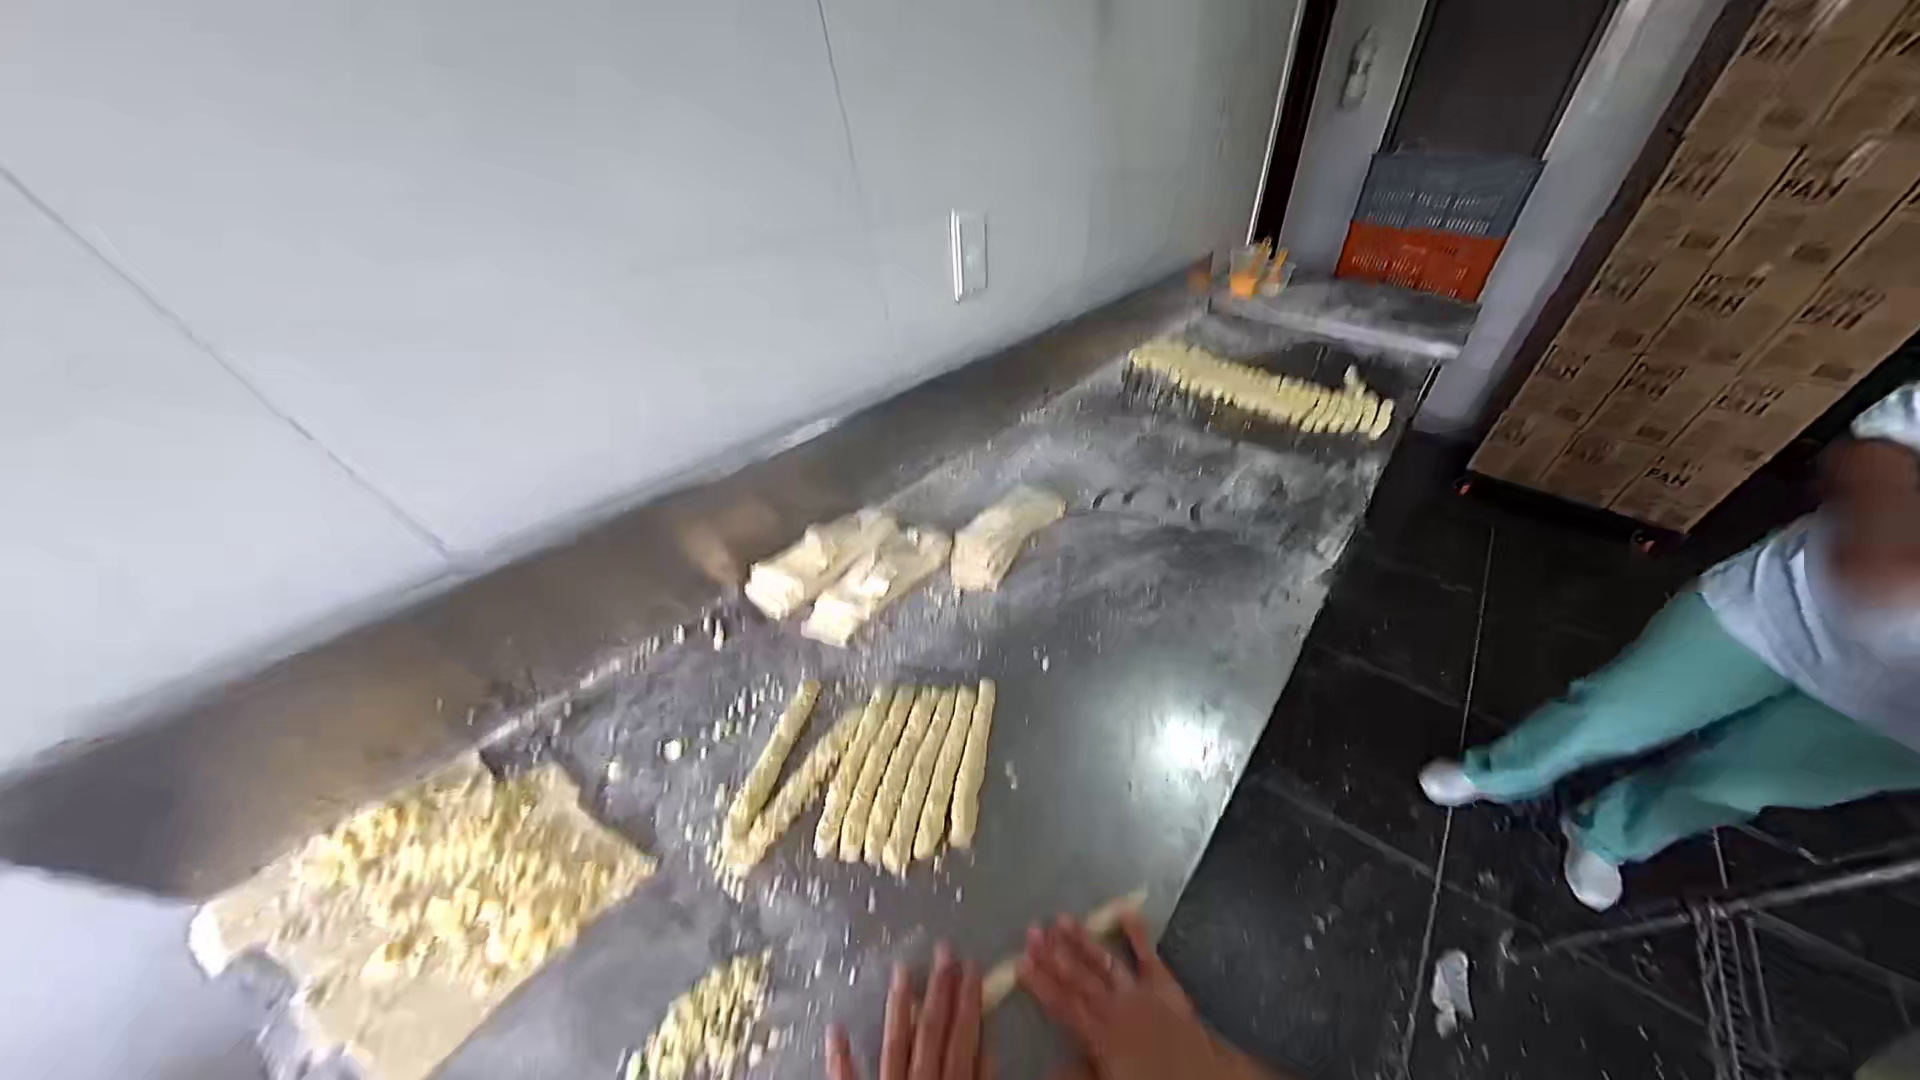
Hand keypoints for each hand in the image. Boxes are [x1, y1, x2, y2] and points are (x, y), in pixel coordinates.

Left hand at [827, 943, 986, 1079]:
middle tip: (944, 948)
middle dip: (939, 987)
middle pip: (930, 1030)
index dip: (968, 999)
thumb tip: (987, 1044)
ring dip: (899, 1004)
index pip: (962, 1037)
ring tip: (900, 967)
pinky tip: (836, 1028)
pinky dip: (842, 1056)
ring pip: (894, 1043)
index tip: (971, 964)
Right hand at [1019, 911, 1261, 1079]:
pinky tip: (1125, 910)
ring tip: (1062, 917)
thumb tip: (1049, 1065)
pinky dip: (1137, 932)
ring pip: (1105, 962)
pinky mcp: (1165, 986)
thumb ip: (1081, 1072)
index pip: (1064, 1005)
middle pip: (1079, 978)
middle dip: (1053, 954)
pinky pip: (1149, 956)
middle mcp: (1118, 1007)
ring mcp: (1142, 992)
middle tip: (1032, 930)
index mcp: (1102, 1036)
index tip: (1019, 962)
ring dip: (1083, 941)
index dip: (1040, 983)